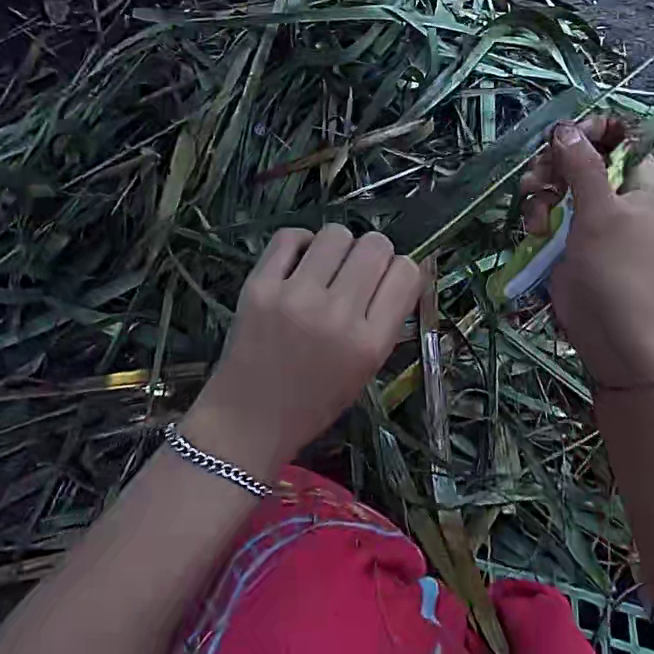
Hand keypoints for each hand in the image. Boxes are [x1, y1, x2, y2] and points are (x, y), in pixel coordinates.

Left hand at [180, 224, 421, 481]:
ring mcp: (296, 297)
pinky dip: (300, 243)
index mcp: (370, 343)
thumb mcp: (366, 369)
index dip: (400, 270)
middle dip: (373, 253)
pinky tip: (299, 262)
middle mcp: (337, 315)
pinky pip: (290, 236)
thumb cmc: (313, 401)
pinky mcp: (259, 286)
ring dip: (338, 246)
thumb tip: (398, 267)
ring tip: (326, 267)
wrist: (247, 420)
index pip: (406, 272)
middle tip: (355, 273)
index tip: (386, 280)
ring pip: (337, 233)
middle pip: (376, 245)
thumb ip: (386, 319)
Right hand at [519, 118, 653, 386]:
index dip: (593, 128)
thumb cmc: (616, 270)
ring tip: (536, 209)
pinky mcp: (568, 232)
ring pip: (559, 178)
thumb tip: (564, 127)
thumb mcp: (600, 213)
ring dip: (540, 188)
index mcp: (638, 180)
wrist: (611, 334)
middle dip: (555, 161)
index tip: (566, 138)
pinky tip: (535, 230)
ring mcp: (590, 212)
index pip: (622, 134)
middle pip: (581, 153)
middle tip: (540, 177)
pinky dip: (537, 213)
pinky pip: (548, 206)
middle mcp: (616, 191)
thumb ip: (582, 166)